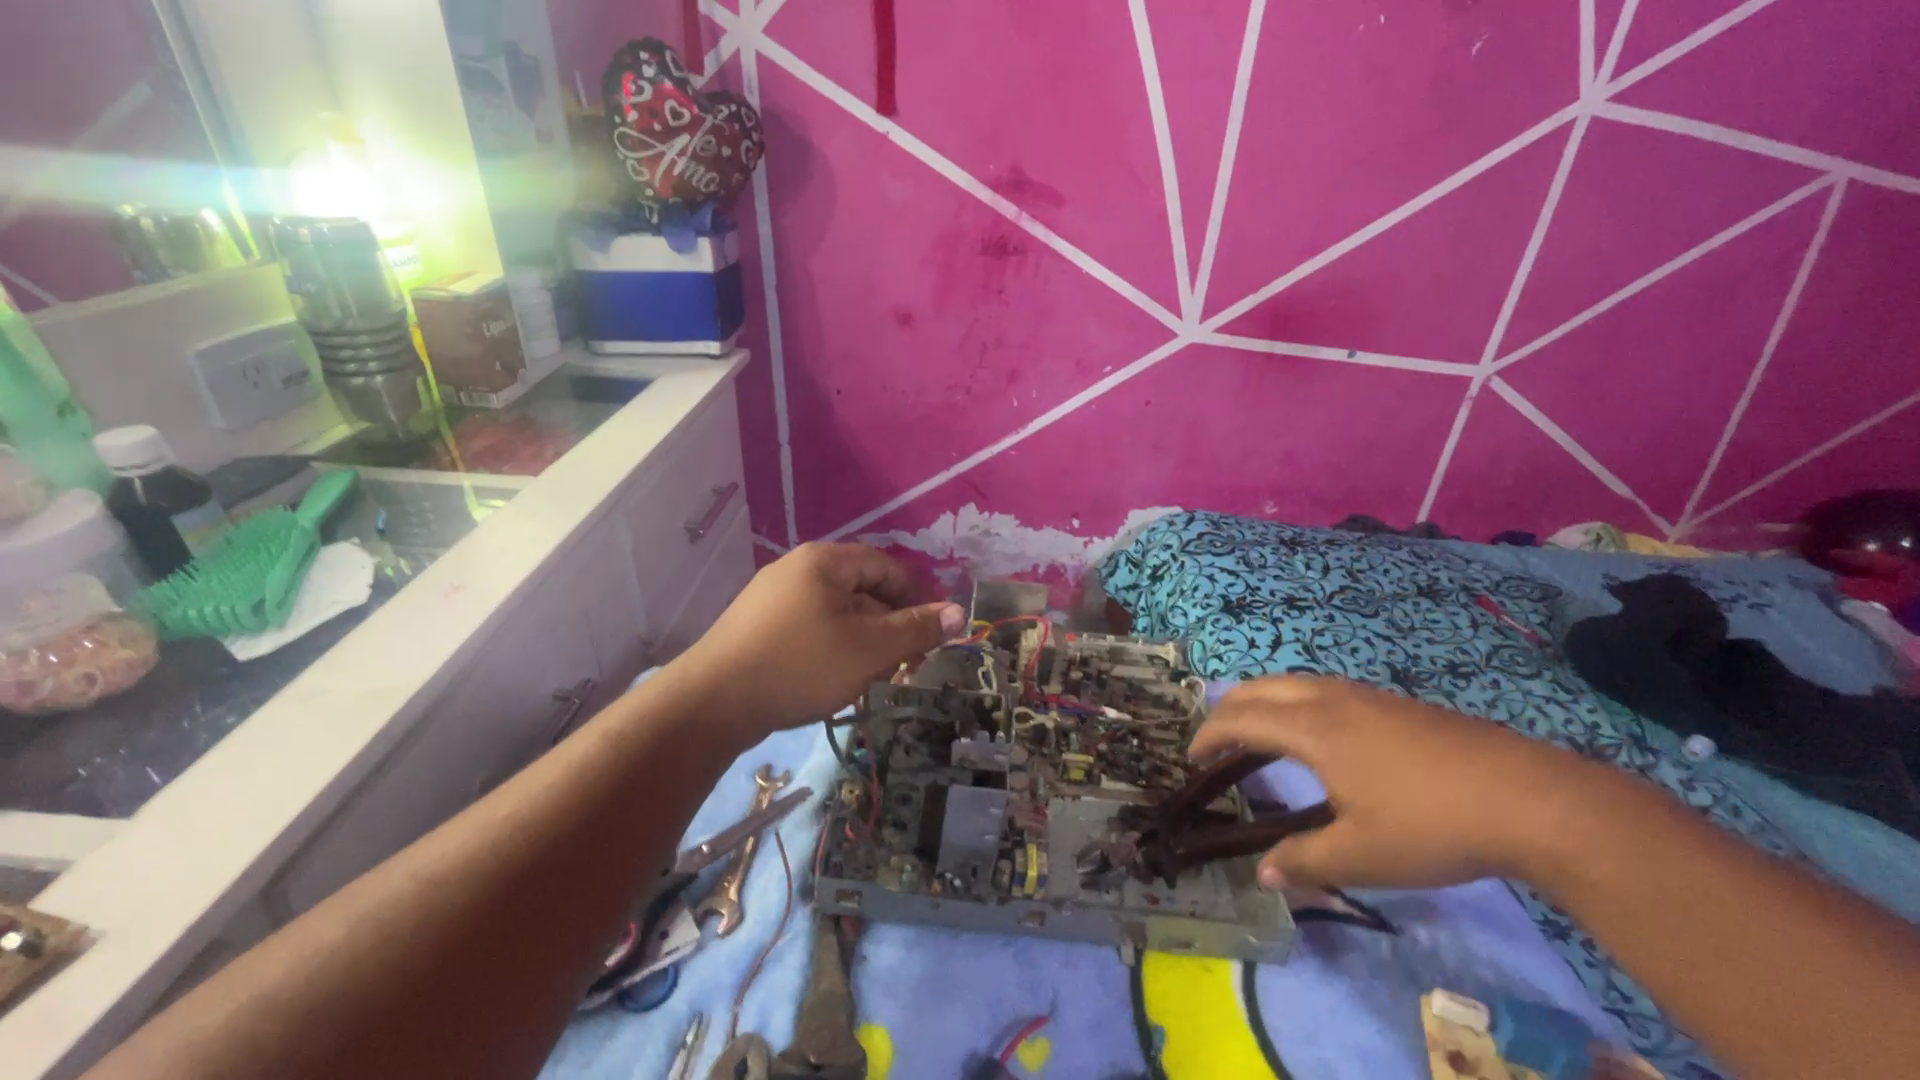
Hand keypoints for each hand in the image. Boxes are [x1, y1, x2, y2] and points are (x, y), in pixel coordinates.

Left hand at [675, 543, 963, 737]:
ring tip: (868, 679)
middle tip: (902, 665)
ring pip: (836, 614)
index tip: (929, 636)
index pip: (886, 566)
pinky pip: (809, 629)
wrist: (712, 702)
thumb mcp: (870, 650)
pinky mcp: (756, 628)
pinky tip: (831, 682)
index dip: (916, 598)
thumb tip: (959, 612)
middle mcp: (796, 569)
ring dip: (862, 643)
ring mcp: (771, 598)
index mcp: (824, 561)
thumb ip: (916, 629)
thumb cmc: (801, 666)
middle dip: (888, 627)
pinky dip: (831, 650)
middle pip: (861, 590)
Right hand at [1190, 676, 1604, 890]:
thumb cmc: (1433, 827)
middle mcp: (1335, 700)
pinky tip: (1320, 739)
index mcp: (1315, 729)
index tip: (1191, 759)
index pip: (1242, 718)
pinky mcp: (1400, 706)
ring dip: (1266, 702)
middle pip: (1264, 687)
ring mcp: (1371, 697)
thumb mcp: (1361, 857)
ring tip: (1259, 736)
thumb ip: (1304, 862)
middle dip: (1230, 708)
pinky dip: (1298, 705)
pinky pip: (1327, 690)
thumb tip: (1264, 874)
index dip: (1209, 735)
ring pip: (1298, 683)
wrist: (1532, 800)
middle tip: (1215, 742)